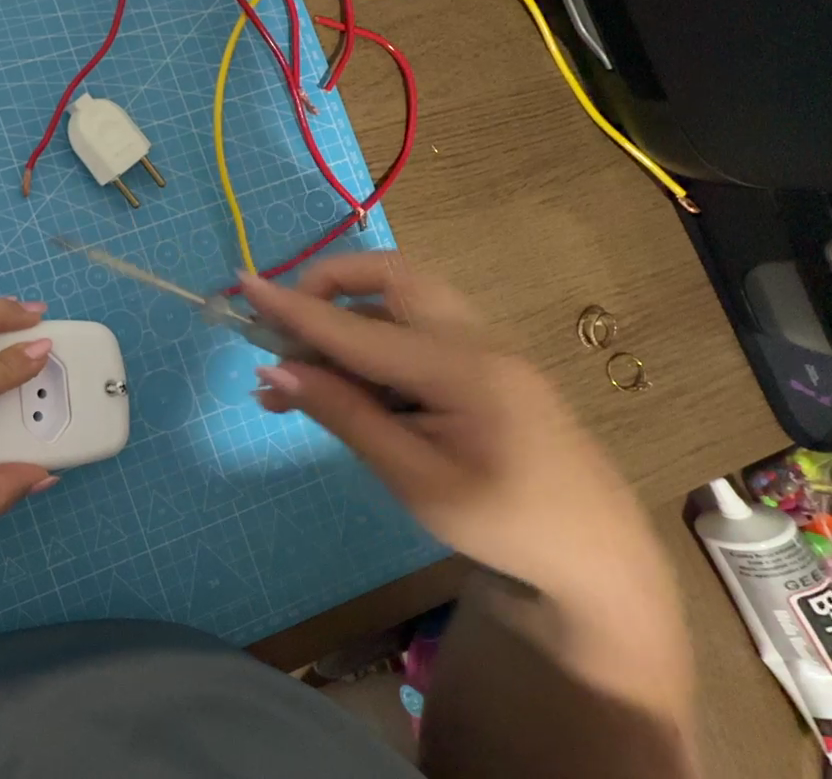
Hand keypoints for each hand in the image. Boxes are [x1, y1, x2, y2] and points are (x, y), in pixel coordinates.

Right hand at [238, 254, 657, 597]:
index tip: (242, 283)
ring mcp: (487, 353)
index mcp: (464, 371)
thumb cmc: (504, 526)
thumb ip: (342, 414)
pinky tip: (339, 390)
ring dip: (345, 321)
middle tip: (286, 327)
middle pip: (394, 279)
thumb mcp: (412, 478)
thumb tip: (273, 369)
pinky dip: (368, 348)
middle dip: (330, 285)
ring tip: (299, 374)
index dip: (292, 306)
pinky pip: (414, 337)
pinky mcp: (485, 370)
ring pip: (402, 304)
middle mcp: (478, 344)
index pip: (355, 327)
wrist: (599, 563)